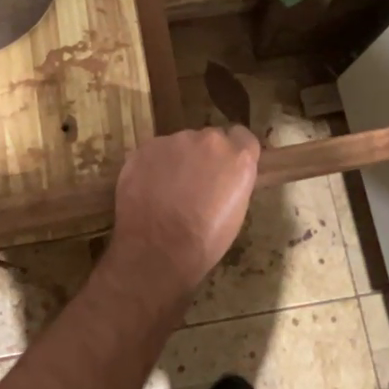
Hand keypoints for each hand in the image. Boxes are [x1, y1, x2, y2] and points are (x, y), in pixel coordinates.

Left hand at [106, 126, 259, 303]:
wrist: (155, 250)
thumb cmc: (204, 242)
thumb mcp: (235, 213)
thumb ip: (232, 182)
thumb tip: (224, 176)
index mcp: (237, 157)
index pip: (243, 137)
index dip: (235, 152)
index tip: (227, 169)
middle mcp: (208, 140)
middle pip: (210, 140)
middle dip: (205, 156)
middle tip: (196, 185)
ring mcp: (174, 140)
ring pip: (181, 145)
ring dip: (179, 161)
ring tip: (168, 192)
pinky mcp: (146, 148)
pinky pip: (156, 152)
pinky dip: (155, 166)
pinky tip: (150, 191)